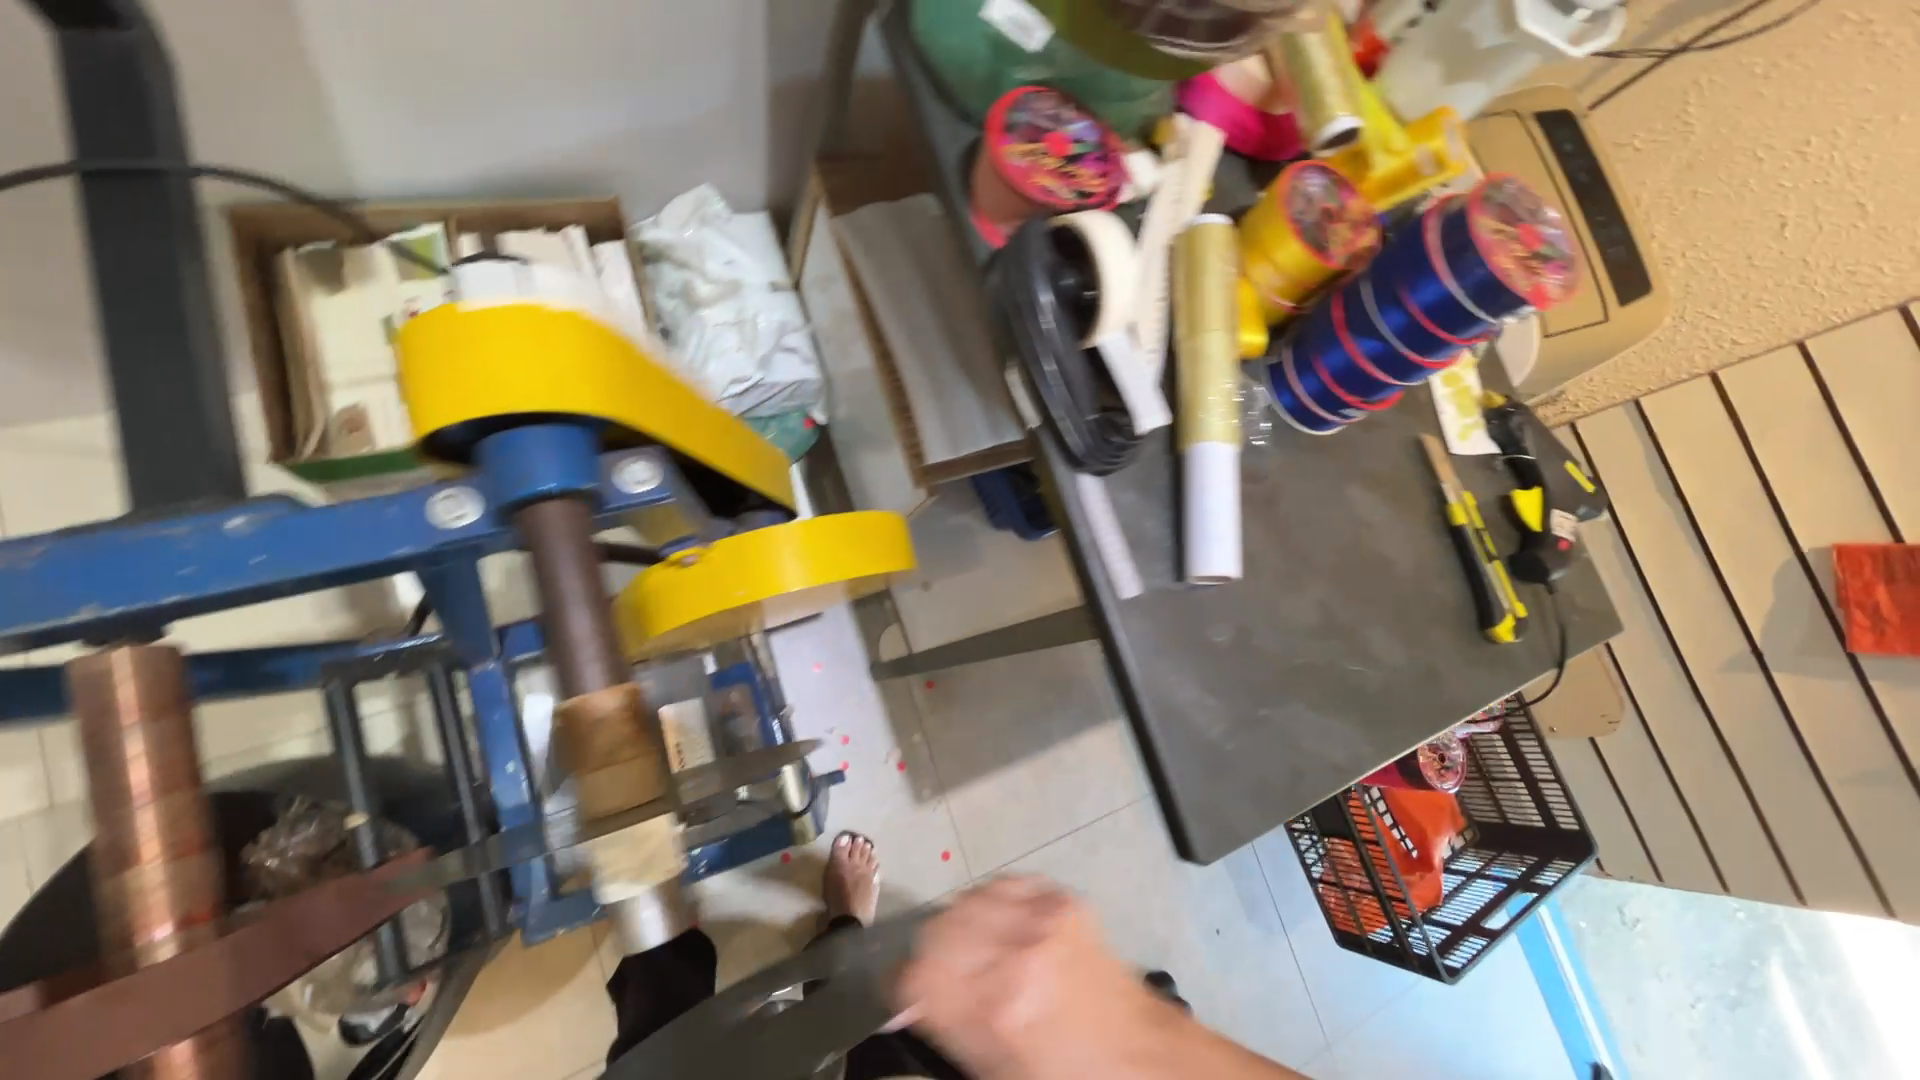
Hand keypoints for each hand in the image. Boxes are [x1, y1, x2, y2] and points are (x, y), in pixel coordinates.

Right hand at [893, 877, 1176, 1078]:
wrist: (1138, 1050)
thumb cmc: (1064, 1070)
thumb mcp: (993, 1064)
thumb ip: (945, 1024)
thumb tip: (905, 998)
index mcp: (995, 1008)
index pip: (916, 972)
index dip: (905, 984)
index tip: (910, 991)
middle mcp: (1016, 954)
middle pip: (937, 928)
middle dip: (932, 952)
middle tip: (943, 971)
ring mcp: (1042, 920)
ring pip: (967, 899)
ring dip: (962, 923)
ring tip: (974, 947)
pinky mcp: (1062, 900)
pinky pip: (1005, 884)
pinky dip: (995, 900)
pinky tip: (1002, 923)